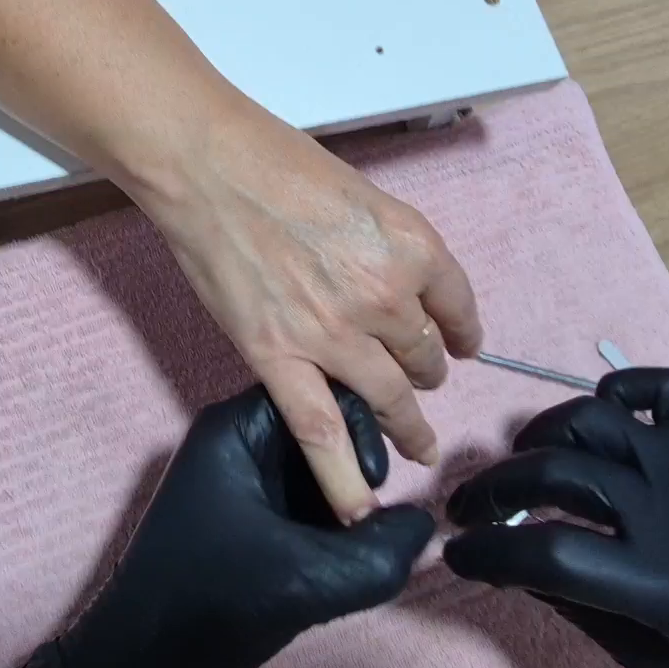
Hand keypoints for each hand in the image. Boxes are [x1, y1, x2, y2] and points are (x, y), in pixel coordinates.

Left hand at [2, 384, 434, 667]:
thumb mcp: (306, 578)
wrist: (145, 660)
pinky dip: (329, 514)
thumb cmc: (212, 603)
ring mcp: (241, 473)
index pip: (316, 391)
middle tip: (367, 517)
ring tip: (357, 538)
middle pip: (319, 422)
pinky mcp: (248, 507)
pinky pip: (303, 490)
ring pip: (316, 460)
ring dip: (345, 496)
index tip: (374, 486)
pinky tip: (340, 550)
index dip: (358, 429)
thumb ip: (379, 551)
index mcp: (237, 427)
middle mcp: (238, 437)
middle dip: (355, 467)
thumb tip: (424, 522)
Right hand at [137, 115, 482, 523]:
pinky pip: (321, 433)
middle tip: (419, 379)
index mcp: (412, 246)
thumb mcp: (356, 192)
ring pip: (388, 398)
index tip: (460, 344)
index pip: (458, 305)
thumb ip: (384, 244)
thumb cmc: (275, 159)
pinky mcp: (279, 358)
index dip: (461, 330)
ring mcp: (332, 334)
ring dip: (406, 423)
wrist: (207, 165)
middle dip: (426, 370)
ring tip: (414, 441)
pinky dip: (344, 479)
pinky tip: (361, 508)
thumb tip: (390, 280)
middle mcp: (385, 296)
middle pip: (423, 355)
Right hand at [442, 368, 668, 667]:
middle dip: (495, 489)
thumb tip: (511, 563)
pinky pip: (663, 390)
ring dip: (542, 437)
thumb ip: (578, 608)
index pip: (550, 555)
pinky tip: (602, 419)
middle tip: (471, 509)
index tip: (459, 554)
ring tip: (526, 462)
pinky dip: (621, 390)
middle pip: (558, 471)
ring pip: (594, 419)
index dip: (488, 552)